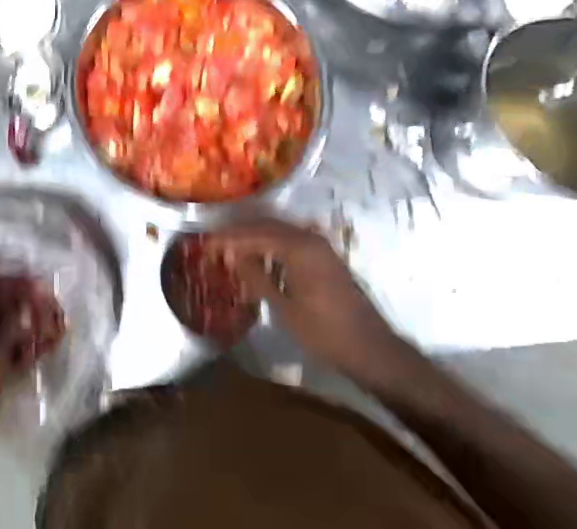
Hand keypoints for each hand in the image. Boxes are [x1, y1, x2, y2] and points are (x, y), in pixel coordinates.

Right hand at [216, 219, 410, 383]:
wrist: (371, 350)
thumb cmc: (325, 332)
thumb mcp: (284, 308)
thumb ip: (257, 278)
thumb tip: (232, 256)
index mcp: (298, 247)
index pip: (254, 234)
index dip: (228, 238)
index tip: (205, 242)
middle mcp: (310, 239)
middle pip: (266, 226)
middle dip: (239, 233)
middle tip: (215, 242)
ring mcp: (320, 246)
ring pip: (279, 232)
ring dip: (254, 237)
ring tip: (231, 249)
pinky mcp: (325, 258)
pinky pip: (291, 241)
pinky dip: (271, 245)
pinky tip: (259, 259)